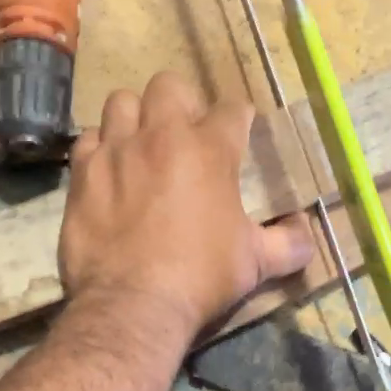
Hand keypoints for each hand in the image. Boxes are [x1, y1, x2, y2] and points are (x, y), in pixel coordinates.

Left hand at [59, 72, 315, 337]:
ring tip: (142, 147)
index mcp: (210, 149)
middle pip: (169, 86)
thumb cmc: (201, 278)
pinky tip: (110, 174)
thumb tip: (309, 237)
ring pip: (121, 103)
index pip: (232, 109)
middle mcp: (160, 136)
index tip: (239, 135)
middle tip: (185, 136)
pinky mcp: (81, 174)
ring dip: (135, 119)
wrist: (132, 304)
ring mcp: (115, 151)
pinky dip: (100, 151)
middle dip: (181, 104)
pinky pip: (88, 142)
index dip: (238, 120)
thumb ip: (287, 244)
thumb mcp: (256, 264)